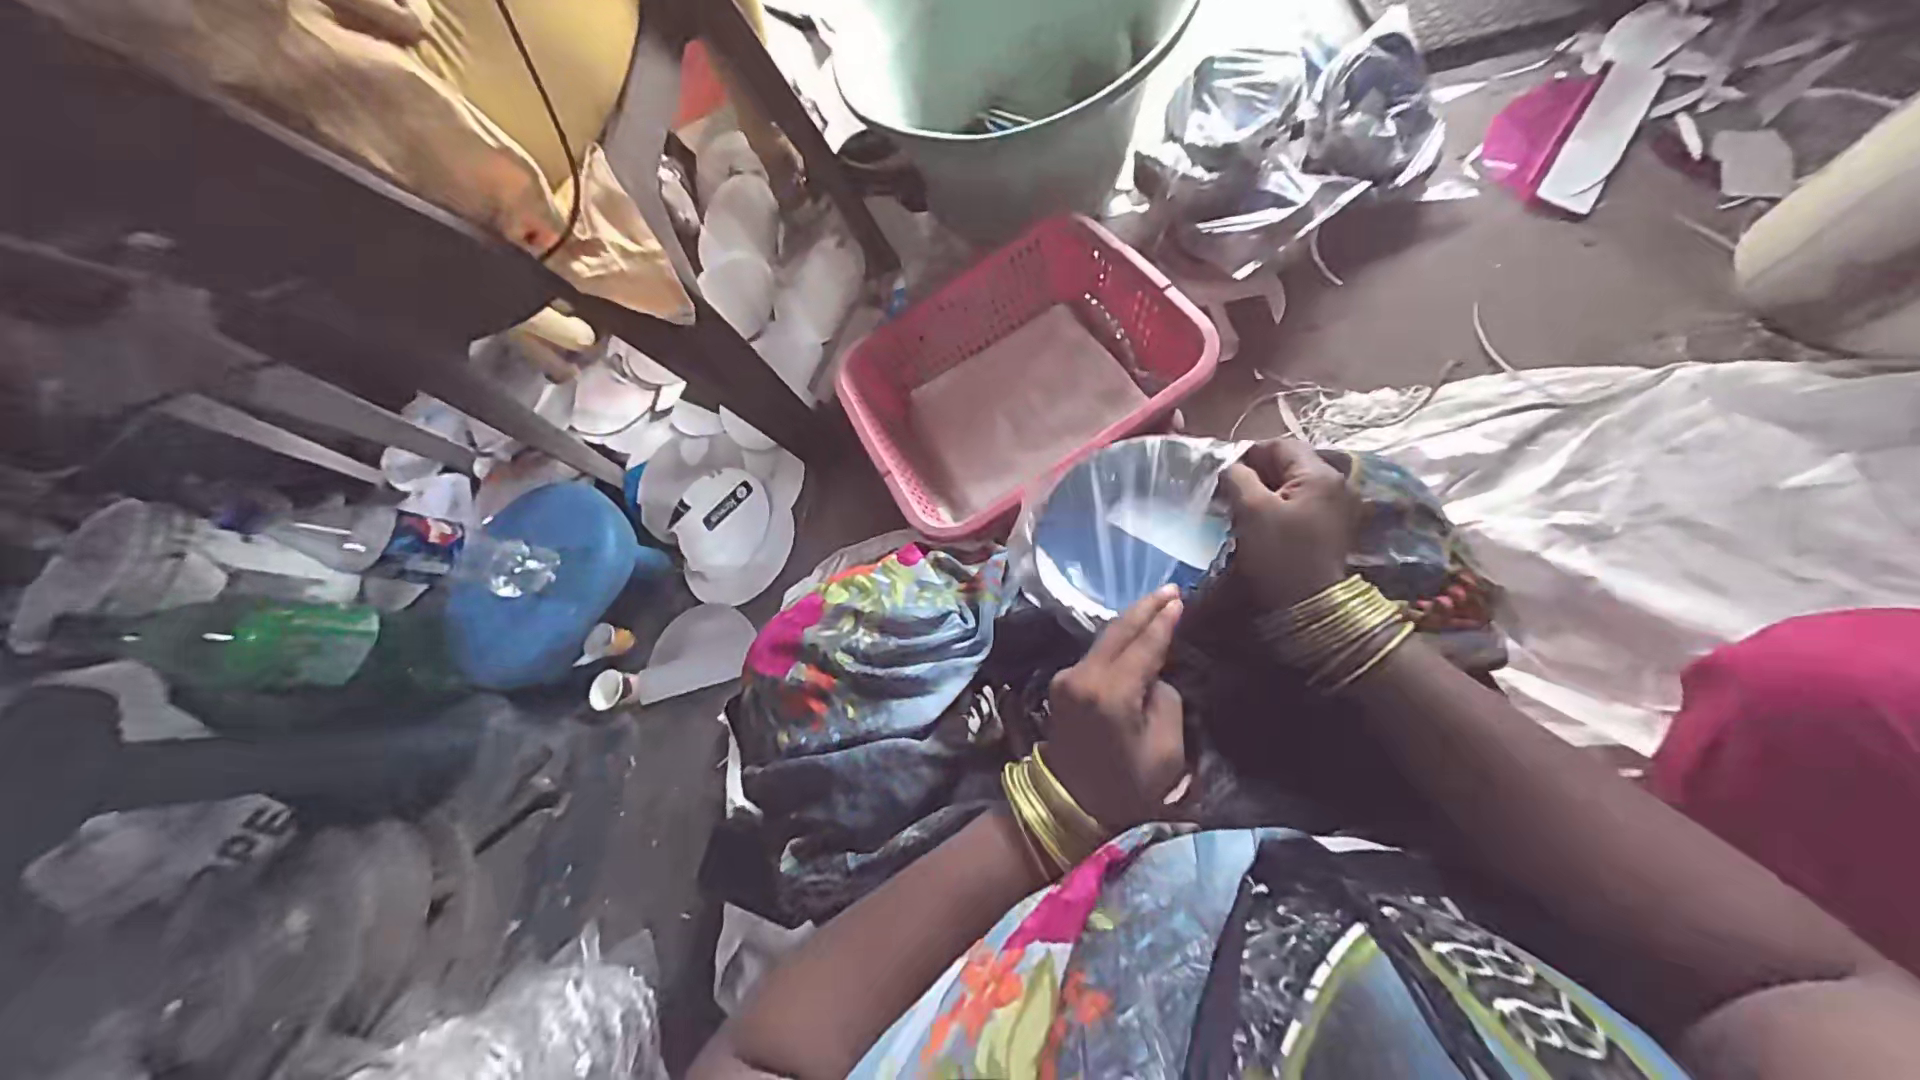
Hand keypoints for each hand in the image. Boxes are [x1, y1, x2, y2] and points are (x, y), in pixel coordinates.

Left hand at [1044, 587, 1187, 829]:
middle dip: (1145, 607)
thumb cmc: (1128, 786)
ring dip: (1130, 622)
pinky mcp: (1060, 683)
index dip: (1163, 621)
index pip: (1143, 646)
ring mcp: (1066, 678)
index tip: (1180, 599)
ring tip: (1157, 604)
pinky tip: (1135, 633)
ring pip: (1103, 640)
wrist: (1071, 804)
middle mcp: (1082, 677)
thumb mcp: (1166, 750)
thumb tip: (1154, 674)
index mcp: (1110, 694)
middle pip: (1117, 631)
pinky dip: (1117, 642)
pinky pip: (1095, 654)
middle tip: (1171, 589)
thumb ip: (1165, 699)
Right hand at [1218, 439, 1354, 610]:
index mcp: (1319, 474)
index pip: (1279, 445)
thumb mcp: (1252, 511)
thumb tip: (1227, 465)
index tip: (1222, 472)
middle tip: (1226, 489)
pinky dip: (1276, 504)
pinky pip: (1299, 501)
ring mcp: (1336, 505)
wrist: (1308, 603)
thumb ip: (1237, 478)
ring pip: (1292, 483)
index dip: (1248, 453)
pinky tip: (1257, 519)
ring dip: (1263, 489)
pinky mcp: (1330, 524)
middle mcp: (1335, 483)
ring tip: (1237, 504)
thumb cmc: (1280, 554)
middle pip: (1288, 463)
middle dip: (1254, 472)